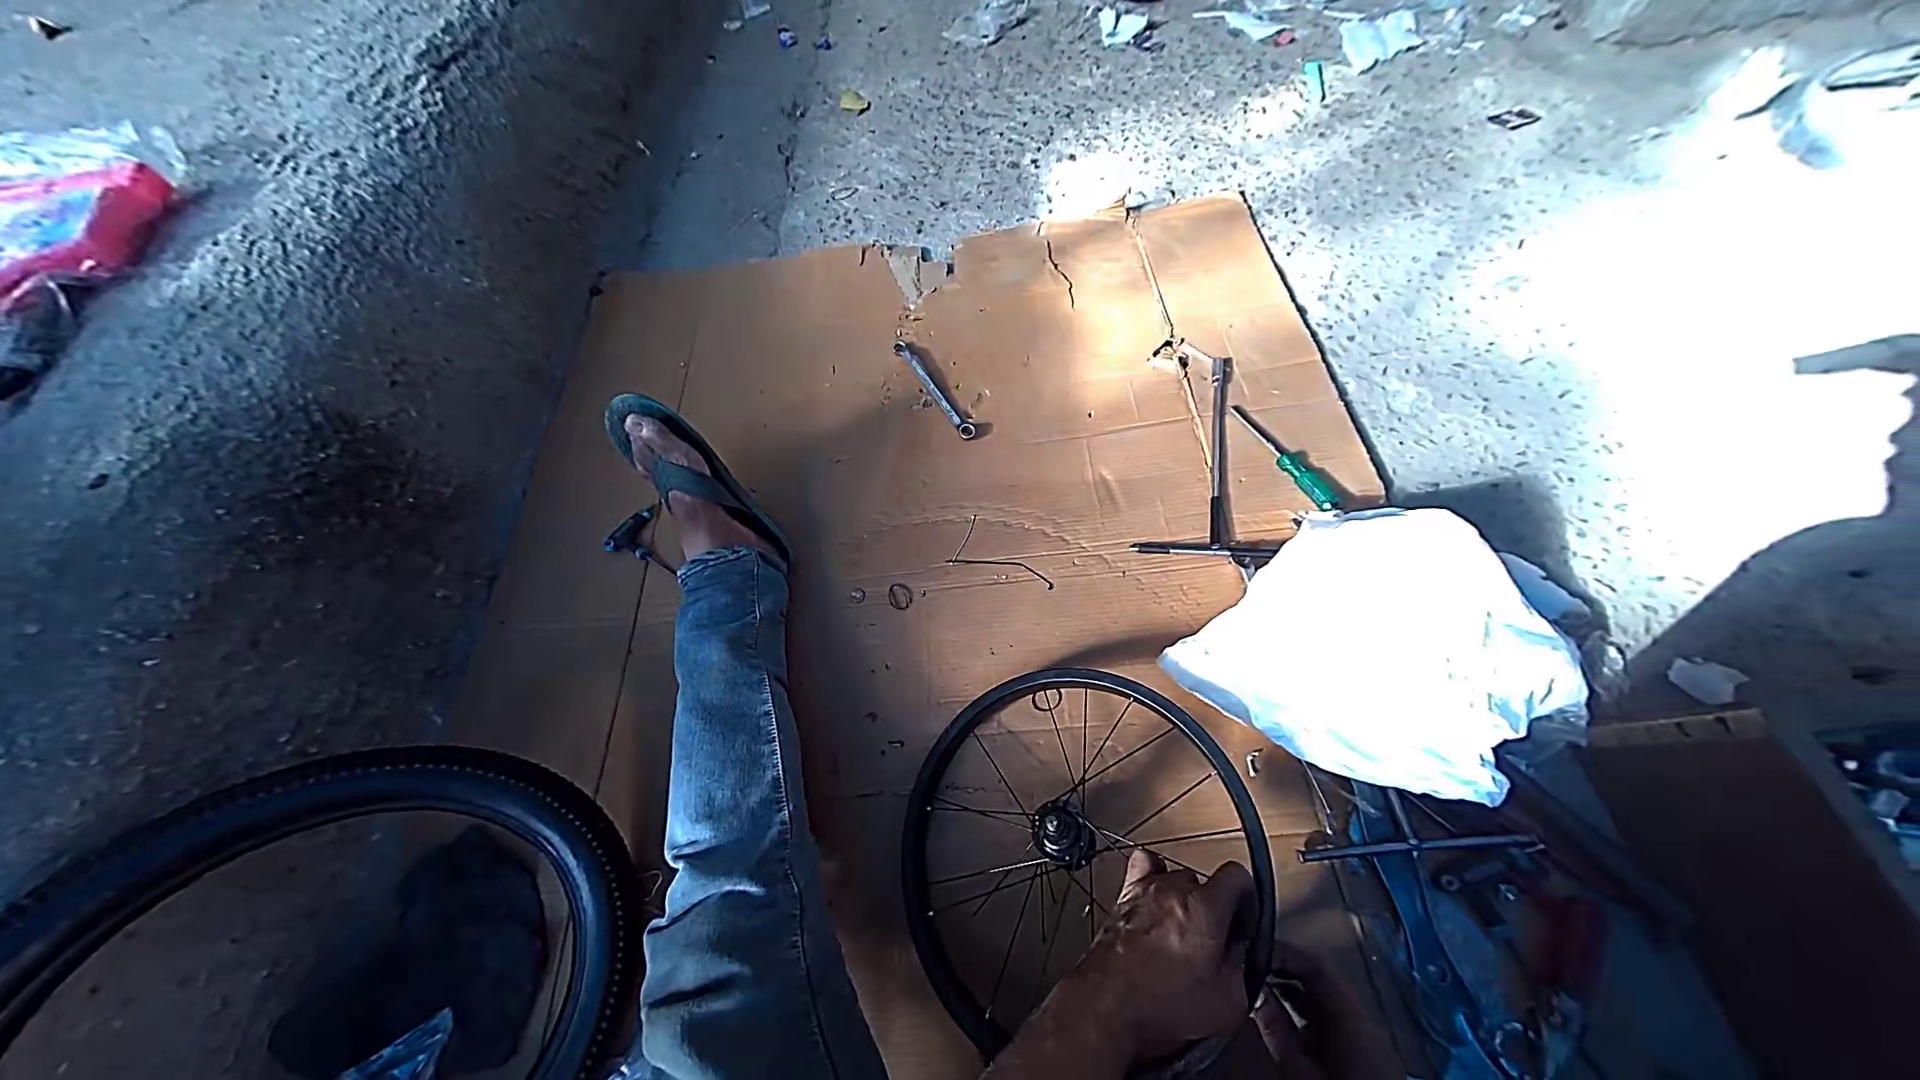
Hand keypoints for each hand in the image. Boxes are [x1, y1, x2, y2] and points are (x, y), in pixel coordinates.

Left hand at [985, 851, 1255, 1078]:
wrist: (1109, 1005)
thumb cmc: (1160, 1004)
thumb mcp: (1228, 1001)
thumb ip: (1241, 966)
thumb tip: (1240, 953)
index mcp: (1205, 908)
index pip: (1236, 875)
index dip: (1247, 896)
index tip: (1246, 918)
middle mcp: (1173, 888)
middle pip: (1204, 881)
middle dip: (1214, 907)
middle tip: (1215, 940)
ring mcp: (1144, 890)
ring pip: (1174, 879)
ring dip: (1183, 900)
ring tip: (1183, 932)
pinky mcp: (1122, 899)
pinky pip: (1141, 870)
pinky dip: (1151, 878)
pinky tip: (1155, 902)